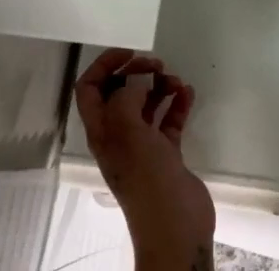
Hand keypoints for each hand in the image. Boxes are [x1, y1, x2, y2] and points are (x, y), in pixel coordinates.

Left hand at [74, 49, 214, 267]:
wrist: (175, 225)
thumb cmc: (146, 176)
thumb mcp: (127, 130)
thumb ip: (126, 97)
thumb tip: (136, 81)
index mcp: (102, 130)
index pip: (90, 89)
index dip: (104, 65)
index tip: (130, 52)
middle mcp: (119, 135)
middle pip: (120, 93)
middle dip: (136, 73)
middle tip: (158, 65)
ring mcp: (144, 146)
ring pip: (147, 104)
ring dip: (159, 87)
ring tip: (175, 80)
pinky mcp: (167, 154)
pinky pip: (169, 120)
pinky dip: (177, 104)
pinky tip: (188, 93)